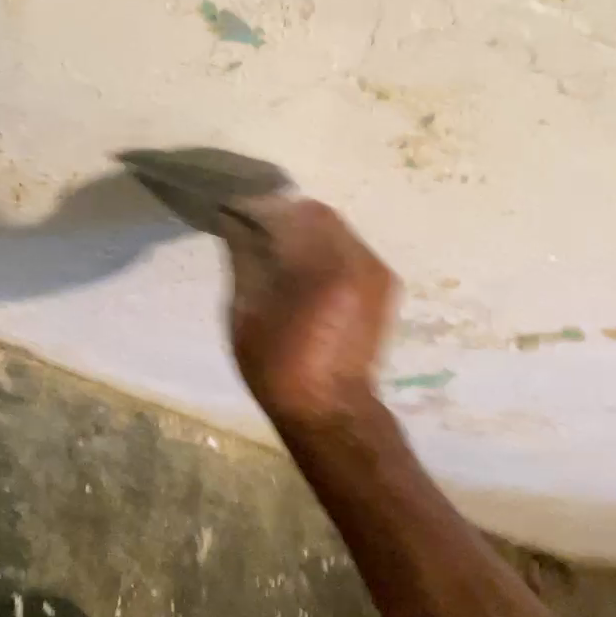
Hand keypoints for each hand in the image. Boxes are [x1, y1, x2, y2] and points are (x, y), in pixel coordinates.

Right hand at [219, 197, 398, 426]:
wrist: (330, 409)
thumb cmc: (277, 364)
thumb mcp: (245, 309)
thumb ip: (243, 256)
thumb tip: (233, 218)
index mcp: (321, 268)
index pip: (285, 211)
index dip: (254, 206)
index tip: (231, 211)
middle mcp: (357, 261)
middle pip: (315, 213)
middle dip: (280, 214)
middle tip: (250, 228)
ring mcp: (376, 272)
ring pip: (334, 226)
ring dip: (301, 228)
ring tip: (273, 248)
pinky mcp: (384, 284)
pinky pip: (348, 245)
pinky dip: (321, 244)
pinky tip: (300, 267)